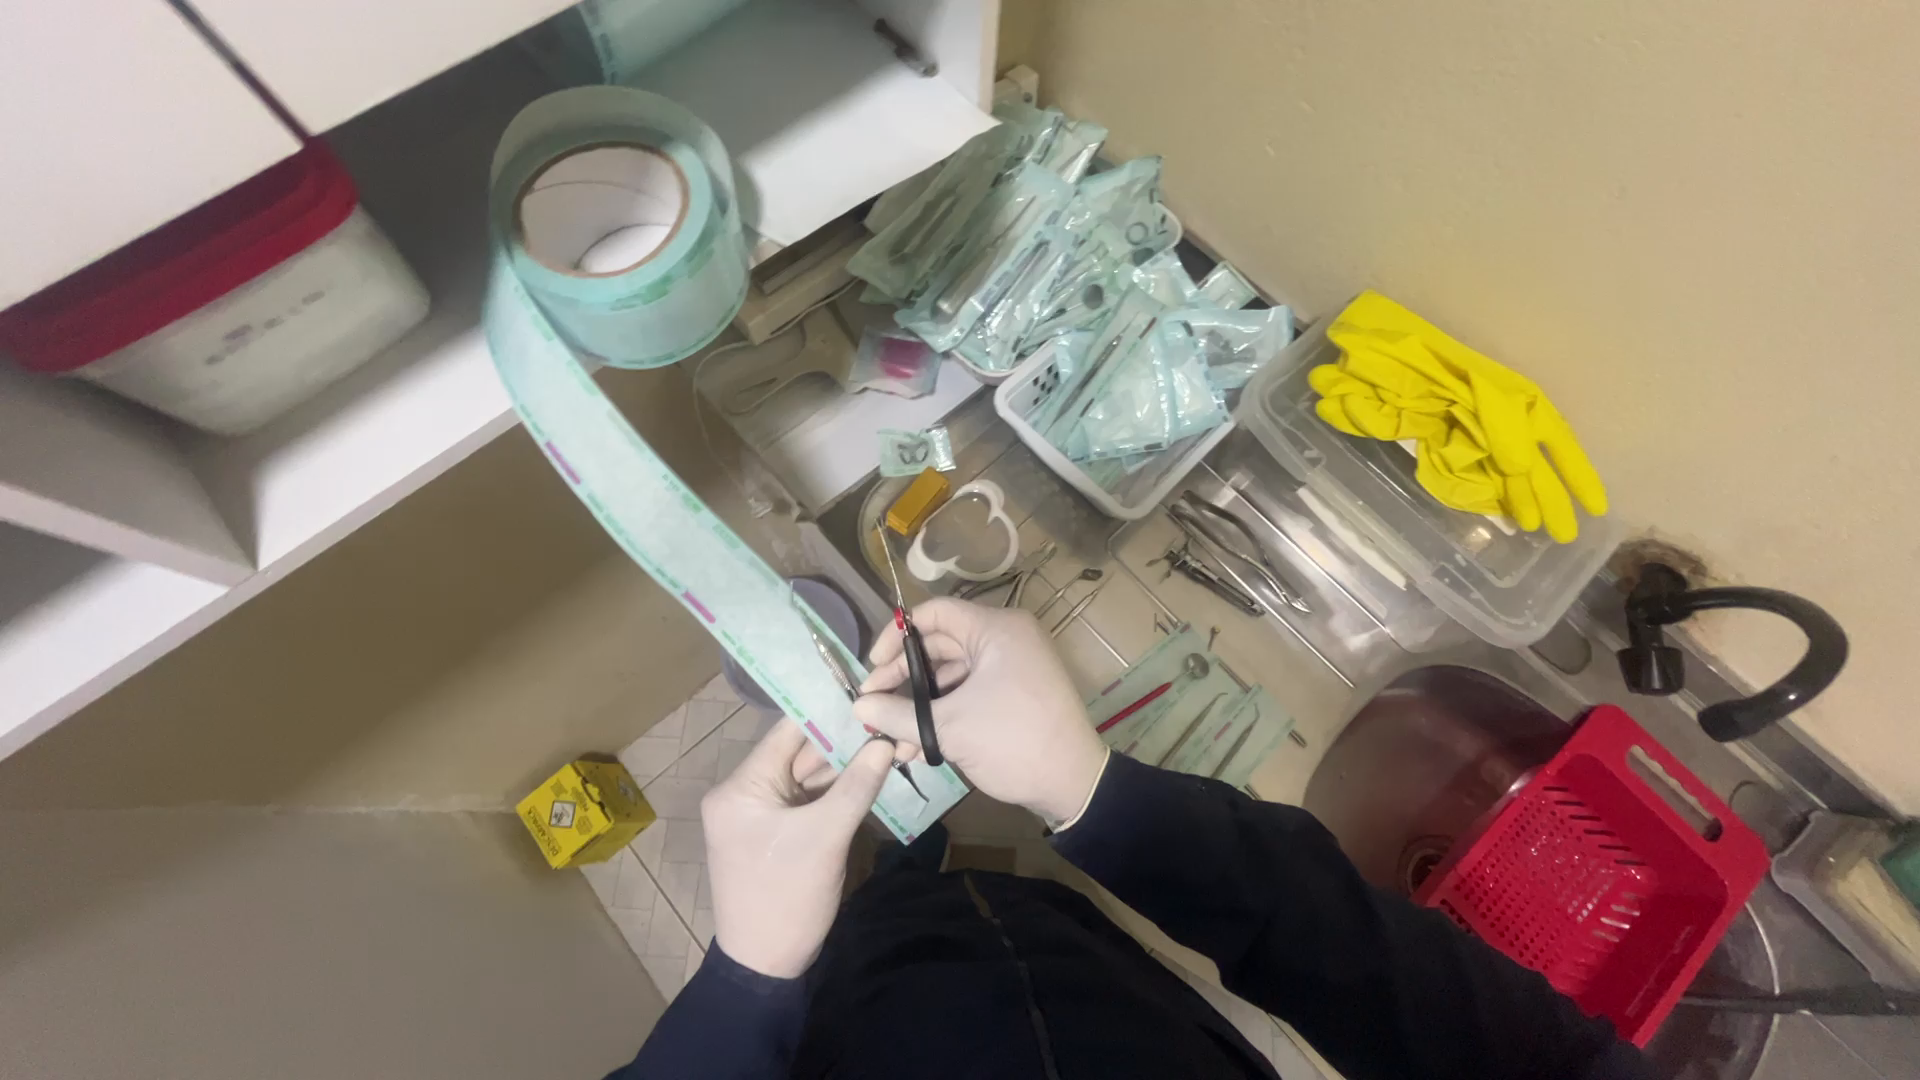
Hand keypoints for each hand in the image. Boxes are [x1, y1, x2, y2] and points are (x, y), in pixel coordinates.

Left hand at [701, 721, 893, 978]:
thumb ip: (856, 786)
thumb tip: (886, 742)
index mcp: (742, 787)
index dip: (828, 713)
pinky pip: (808, 799)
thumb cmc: (787, 897)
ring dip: (844, 767)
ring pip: (807, 776)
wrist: (765, 968)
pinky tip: (869, 775)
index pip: (788, 732)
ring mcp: (759, 813)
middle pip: (799, 753)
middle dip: (843, 743)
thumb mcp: (826, 837)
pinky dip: (835, 791)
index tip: (867, 696)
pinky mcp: (775, 831)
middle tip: (886, 722)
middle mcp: (744, 792)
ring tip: (885, 743)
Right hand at [853, 598, 1107, 826]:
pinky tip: (914, 746)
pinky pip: (969, 692)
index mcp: (996, 629)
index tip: (872, 668)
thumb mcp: (950, 728)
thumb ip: (898, 714)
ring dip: (920, 706)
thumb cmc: (1012, 741)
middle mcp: (1005, 638)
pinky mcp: (1013, 692)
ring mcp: (1011, 666)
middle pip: (939, 645)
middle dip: (903, 679)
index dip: (896, 636)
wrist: (1073, 784)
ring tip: (889, 739)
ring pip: (951, 675)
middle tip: (871, 706)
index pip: (934, 613)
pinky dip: (943, 714)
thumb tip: (859, 706)